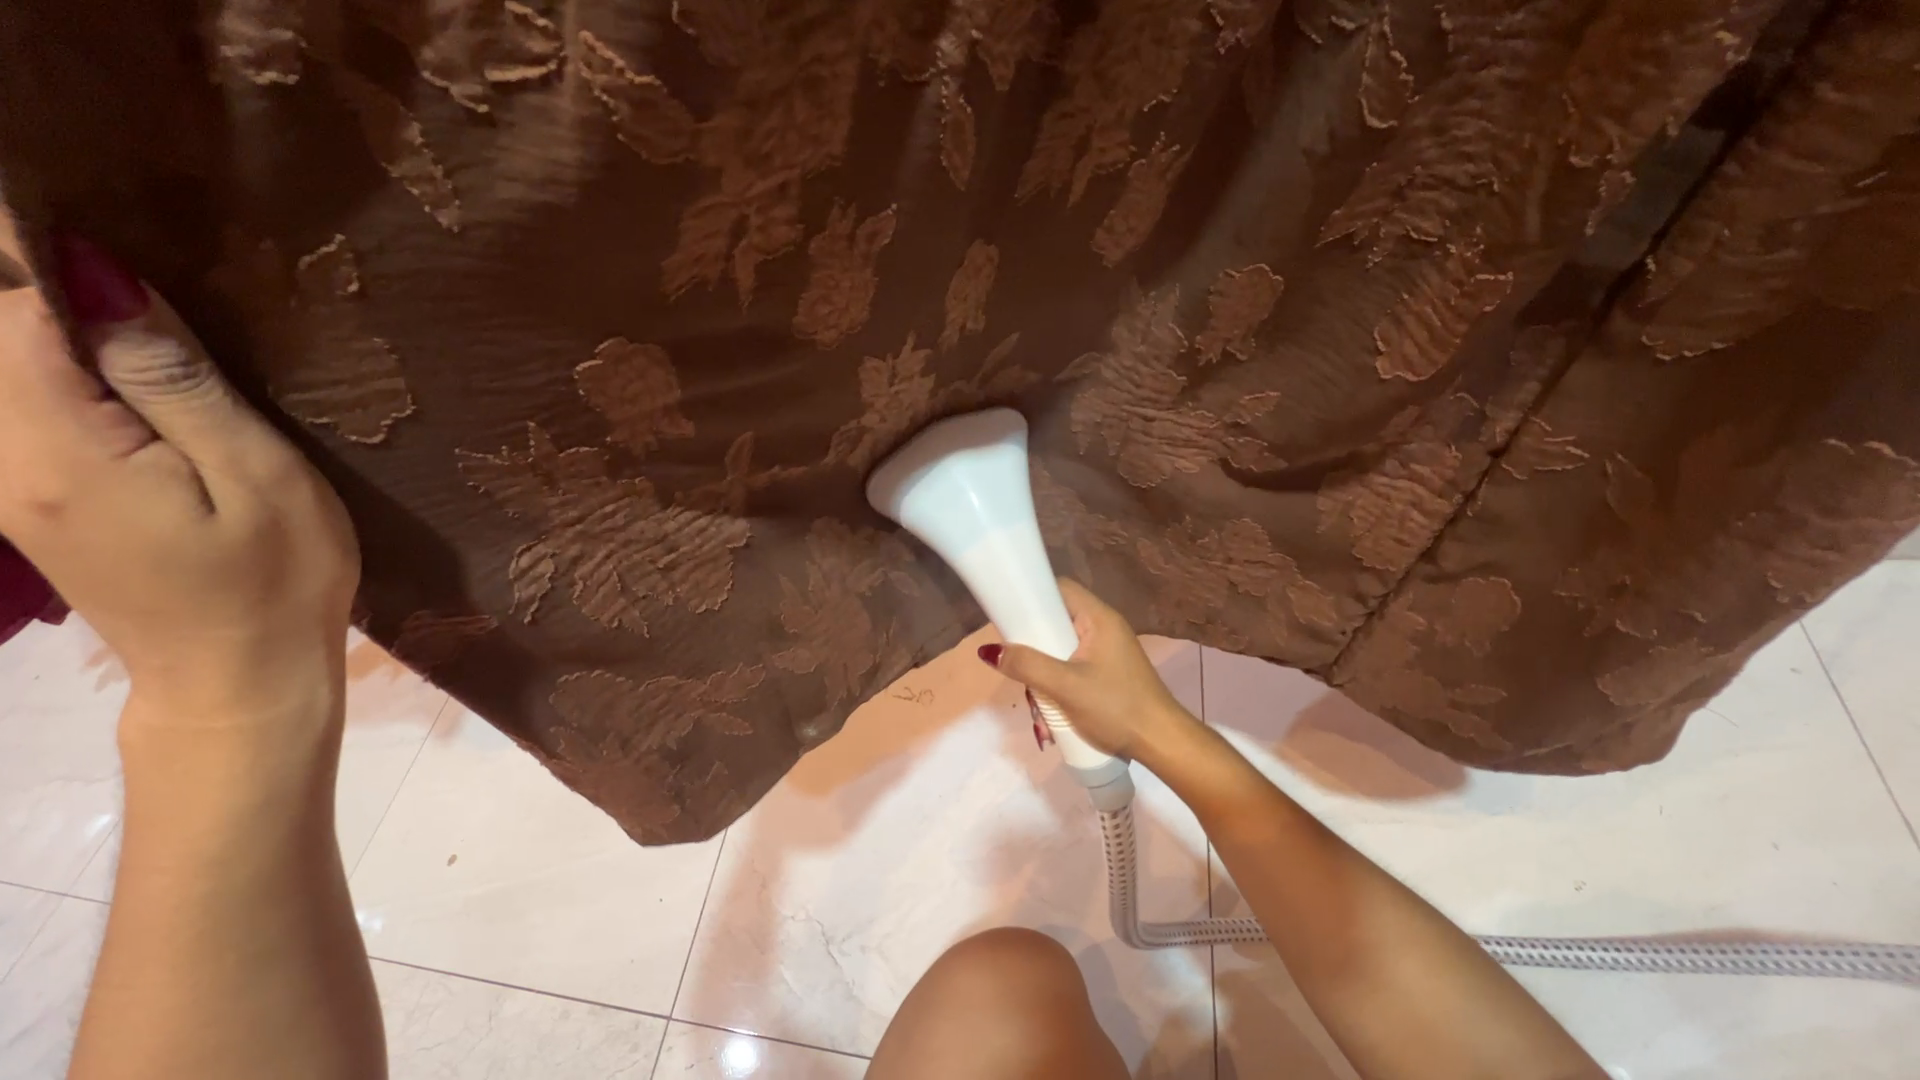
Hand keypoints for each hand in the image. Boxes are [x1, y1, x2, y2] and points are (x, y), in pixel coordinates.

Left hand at [0, 232, 358, 737]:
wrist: (241, 677)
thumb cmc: (276, 580)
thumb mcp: (254, 476)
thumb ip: (173, 380)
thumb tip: (97, 276)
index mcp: (54, 448)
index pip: (20, 311)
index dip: (62, 258)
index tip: (125, 221)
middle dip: (57, 285)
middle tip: (159, 273)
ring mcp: (4, 479)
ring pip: (4, 363)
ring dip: (64, 326)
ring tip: (155, 317)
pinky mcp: (28, 493)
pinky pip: (22, 400)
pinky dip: (62, 367)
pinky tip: (135, 369)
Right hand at [982, 579, 1200, 764]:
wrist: (1162, 743)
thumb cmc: (1117, 708)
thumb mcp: (1066, 687)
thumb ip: (1027, 666)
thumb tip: (989, 650)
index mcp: (1099, 618)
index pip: (1059, 588)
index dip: (1031, 596)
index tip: (1006, 616)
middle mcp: (1104, 627)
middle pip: (1056, 620)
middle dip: (1033, 645)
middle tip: (1018, 667)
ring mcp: (1107, 652)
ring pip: (1061, 648)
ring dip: (1043, 671)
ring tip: (1037, 699)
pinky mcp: (1108, 673)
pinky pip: (1072, 667)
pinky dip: (1058, 683)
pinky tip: (1052, 709)